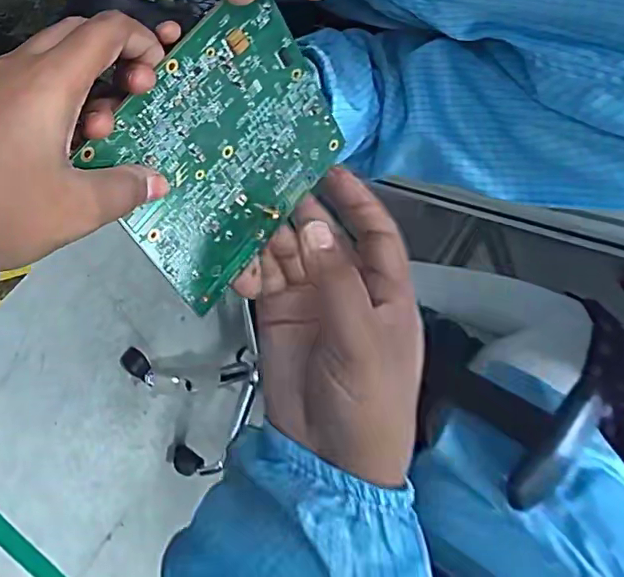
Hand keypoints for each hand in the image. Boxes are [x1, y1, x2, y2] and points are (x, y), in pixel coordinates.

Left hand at [0, 12, 171, 279]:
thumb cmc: (0, 210)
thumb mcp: (74, 208)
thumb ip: (124, 188)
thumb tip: (156, 180)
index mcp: (49, 80)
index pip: (107, 28)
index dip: (142, 40)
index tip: (156, 75)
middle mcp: (21, 66)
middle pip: (81, 32)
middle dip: (118, 56)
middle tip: (133, 97)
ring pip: (55, 53)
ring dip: (88, 78)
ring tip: (97, 131)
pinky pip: (31, 75)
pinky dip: (59, 90)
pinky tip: (63, 140)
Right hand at [233, 168, 421, 487]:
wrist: (327, 454)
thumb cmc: (368, 401)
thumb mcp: (362, 340)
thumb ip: (337, 281)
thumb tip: (314, 227)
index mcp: (383, 292)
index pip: (375, 234)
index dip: (357, 200)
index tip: (331, 170)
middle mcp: (344, 287)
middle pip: (320, 236)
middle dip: (296, 212)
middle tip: (266, 186)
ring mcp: (308, 297)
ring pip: (284, 251)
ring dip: (264, 237)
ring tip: (242, 222)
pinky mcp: (275, 310)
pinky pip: (259, 276)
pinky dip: (247, 269)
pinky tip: (240, 274)